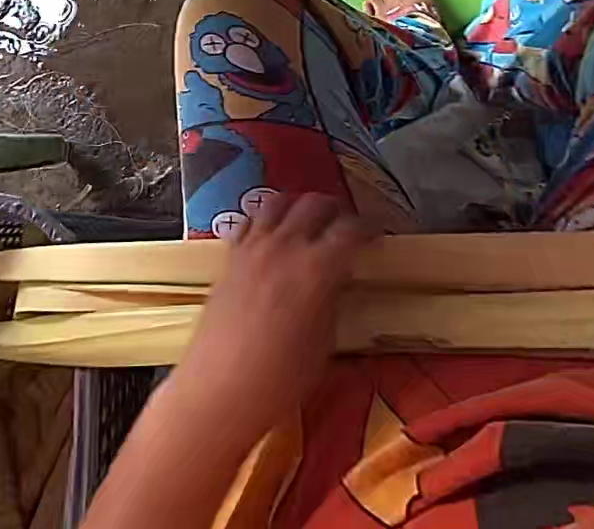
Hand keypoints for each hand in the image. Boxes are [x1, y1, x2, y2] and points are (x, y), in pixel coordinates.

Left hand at [166, 192, 371, 440]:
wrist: (218, 392)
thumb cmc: (279, 380)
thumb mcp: (323, 342)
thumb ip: (332, 299)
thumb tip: (335, 280)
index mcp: (318, 267)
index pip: (351, 229)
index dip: (369, 227)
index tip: (375, 233)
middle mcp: (287, 246)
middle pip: (316, 204)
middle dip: (337, 209)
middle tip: (345, 224)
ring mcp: (255, 247)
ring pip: (281, 201)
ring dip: (300, 205)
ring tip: (309, 219)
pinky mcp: (231, 256)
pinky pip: (251, 220)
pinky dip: (266, 219)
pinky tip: (271, 233)